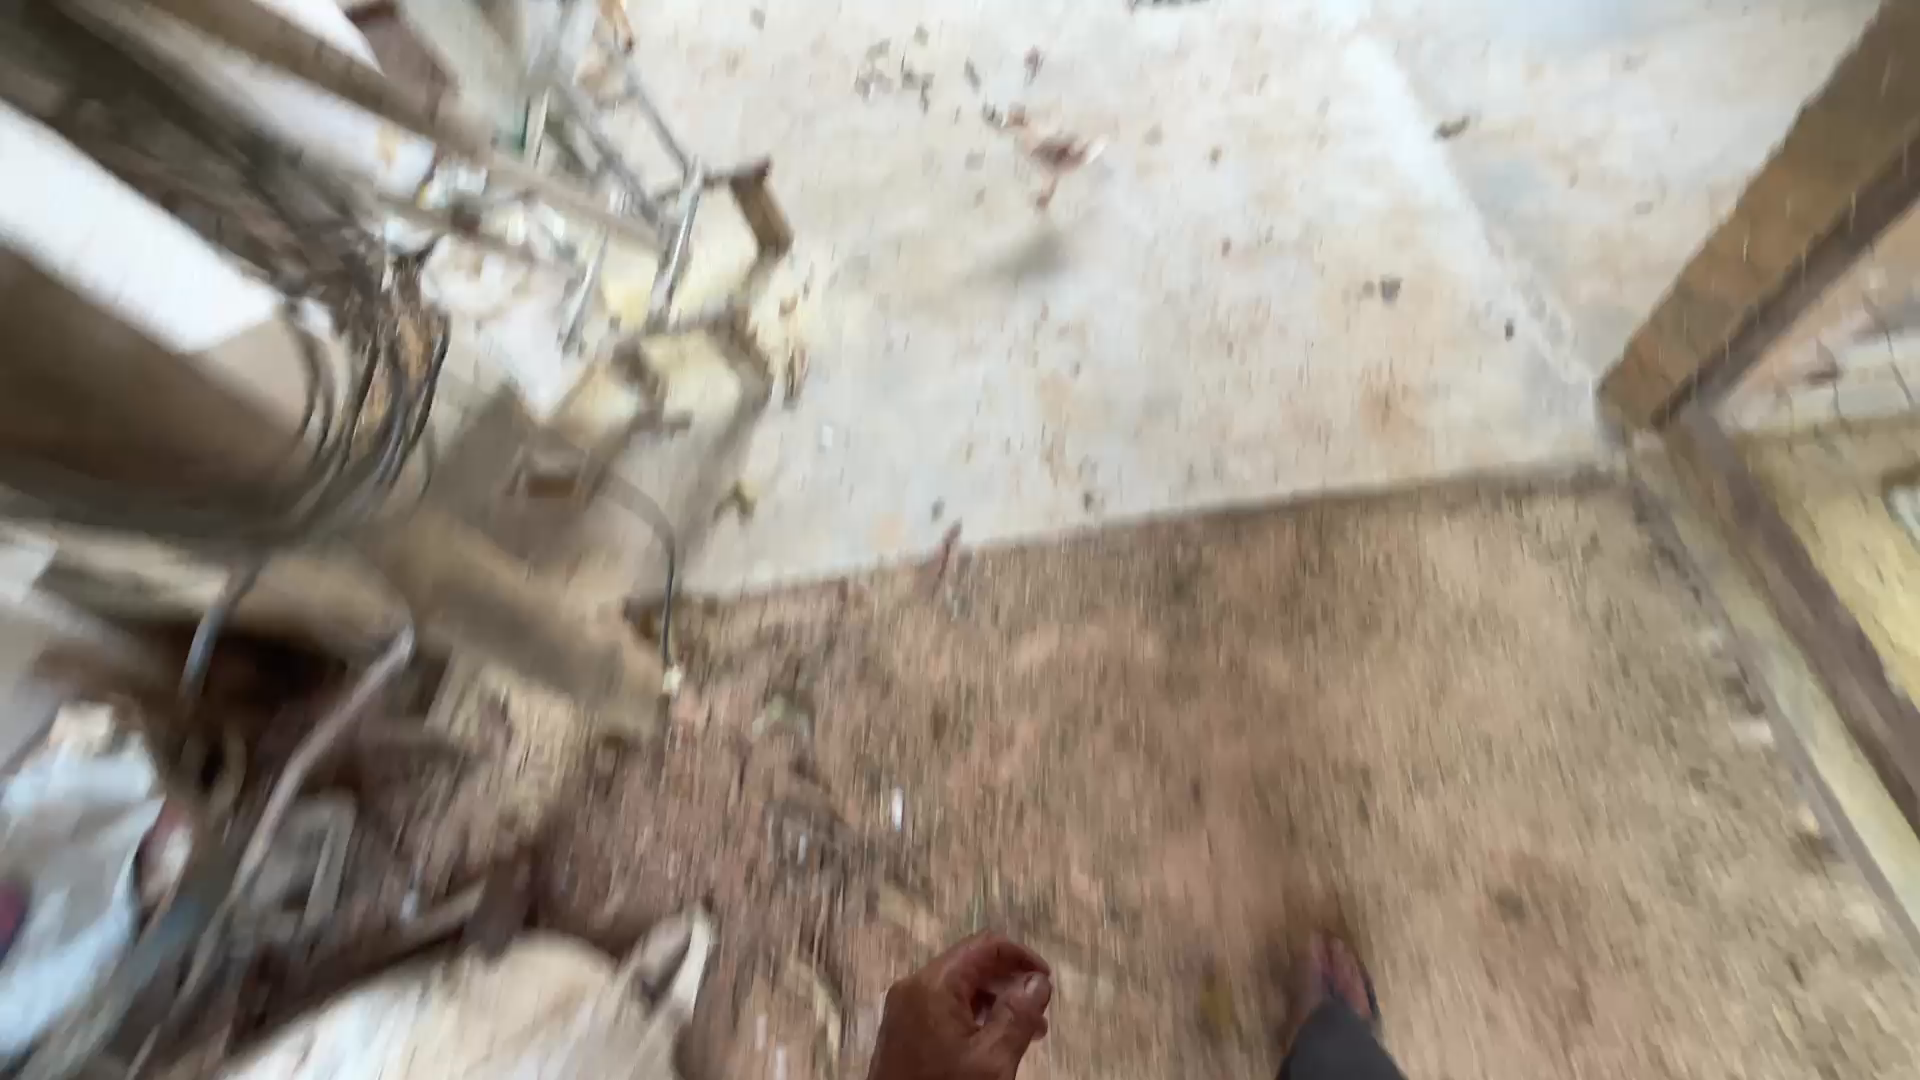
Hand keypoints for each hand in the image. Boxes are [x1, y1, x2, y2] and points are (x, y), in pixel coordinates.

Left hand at [866, 932, 1053, 1079]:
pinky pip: (944, 1007)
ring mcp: (905, 1008)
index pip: (984, 946)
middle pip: (970, 964)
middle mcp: (914, 985)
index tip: (1048, 982)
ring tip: (1027, 1031)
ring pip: (959, 987)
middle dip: (1009, 981)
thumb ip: (1019, 1016)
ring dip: (994, 1001)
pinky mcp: (903, 1030)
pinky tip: (994, 1040)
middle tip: (1041, 1012)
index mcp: (934, 983)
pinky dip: (973, 1016)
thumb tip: (1039, 980)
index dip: (1021, 956)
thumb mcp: (992, 1062)